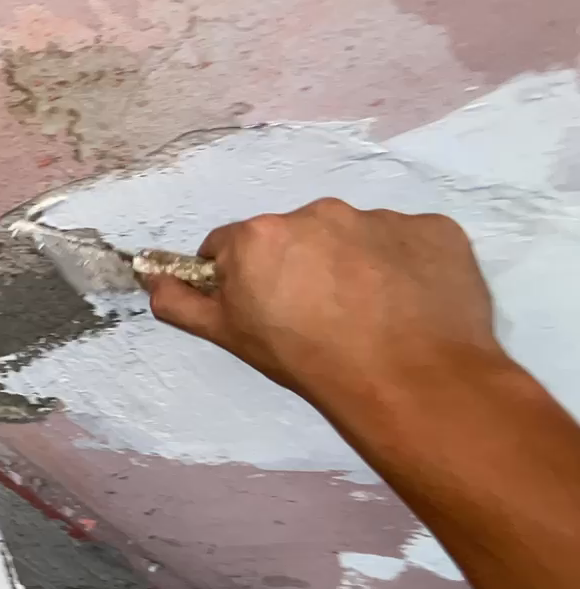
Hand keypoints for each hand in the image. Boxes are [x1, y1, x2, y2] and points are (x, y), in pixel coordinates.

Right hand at [146, 199, 503, 410]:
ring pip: (344, 236)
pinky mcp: (435, 229)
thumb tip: (152, 278)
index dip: (233, 276)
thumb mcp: (222, 333)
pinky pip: (400, 240)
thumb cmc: (299, 353)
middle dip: (289, 263)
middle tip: (305, 309)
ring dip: (341, 261)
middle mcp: (315, 212)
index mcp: (257, 234)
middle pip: (287, 236)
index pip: (227, 246)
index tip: (254, 305)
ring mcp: (380, 218)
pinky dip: (393, 262)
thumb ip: (177, 300)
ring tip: (357, 306)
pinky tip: (396, 298)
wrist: (406, 376)